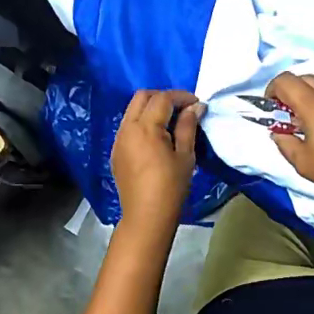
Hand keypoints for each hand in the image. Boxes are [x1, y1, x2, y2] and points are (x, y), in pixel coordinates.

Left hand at [111, 89, 204, 228]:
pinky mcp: (116, 152)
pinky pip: (127, 127)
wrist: (146, 216)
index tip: (197, 104)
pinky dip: (141, 123)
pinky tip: (155, 138)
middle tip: (182, 109)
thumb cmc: (171, 187)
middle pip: (141, 97)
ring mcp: (118, 140)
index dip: (182, 96)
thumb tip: (195, 107)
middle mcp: (127, 129)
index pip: (162, 98)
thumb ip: (188, 127)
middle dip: (163, 97)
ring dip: (150, 108)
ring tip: (170, 122)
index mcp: (145, 128)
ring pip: (132, 111)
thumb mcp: (185, 156)